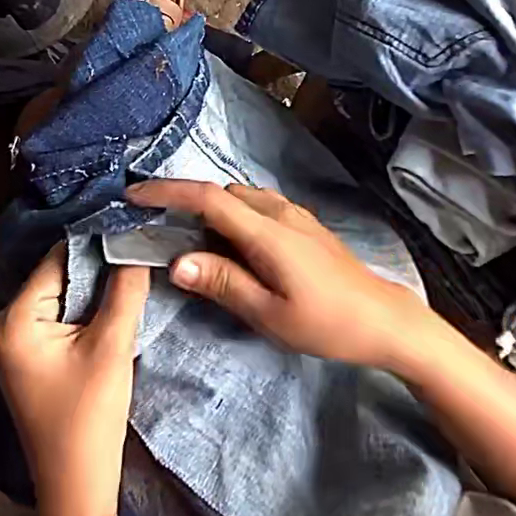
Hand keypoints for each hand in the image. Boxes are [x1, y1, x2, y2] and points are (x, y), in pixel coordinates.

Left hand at [0, 242, 149, 513]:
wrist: (78, 487)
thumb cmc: (90, 416)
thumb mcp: (112, 345)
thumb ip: (125, 288)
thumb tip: (136, 242)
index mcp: (14, 320)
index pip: (59, 259)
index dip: (98, 241)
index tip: (136, 227)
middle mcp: (7, 326)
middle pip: (61, 275)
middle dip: (101, 264)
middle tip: (142, 247)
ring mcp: (19, 344)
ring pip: (67, 296)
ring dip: (100, 287)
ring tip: (138, 269)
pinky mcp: (35, 359)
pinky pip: (65, 317)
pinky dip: (92, 308)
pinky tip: (121, 302)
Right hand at [124, 179, 436, 372]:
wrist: (382, 318)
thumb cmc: (327, 323)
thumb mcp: (269, 314)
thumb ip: (223, 283)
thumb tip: (176, 261)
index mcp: (267, 232)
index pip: (207, 199)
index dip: (167, 192)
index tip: (133, 196)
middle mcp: (280, 212)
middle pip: (221, 193)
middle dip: (185, 202)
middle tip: (156, 228)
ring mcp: (295, 214)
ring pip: (241, 197)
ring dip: (211, 209)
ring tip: (189, 239)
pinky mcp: (304, 223)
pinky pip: (258, 206)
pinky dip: (233, 215)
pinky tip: (230, 244)